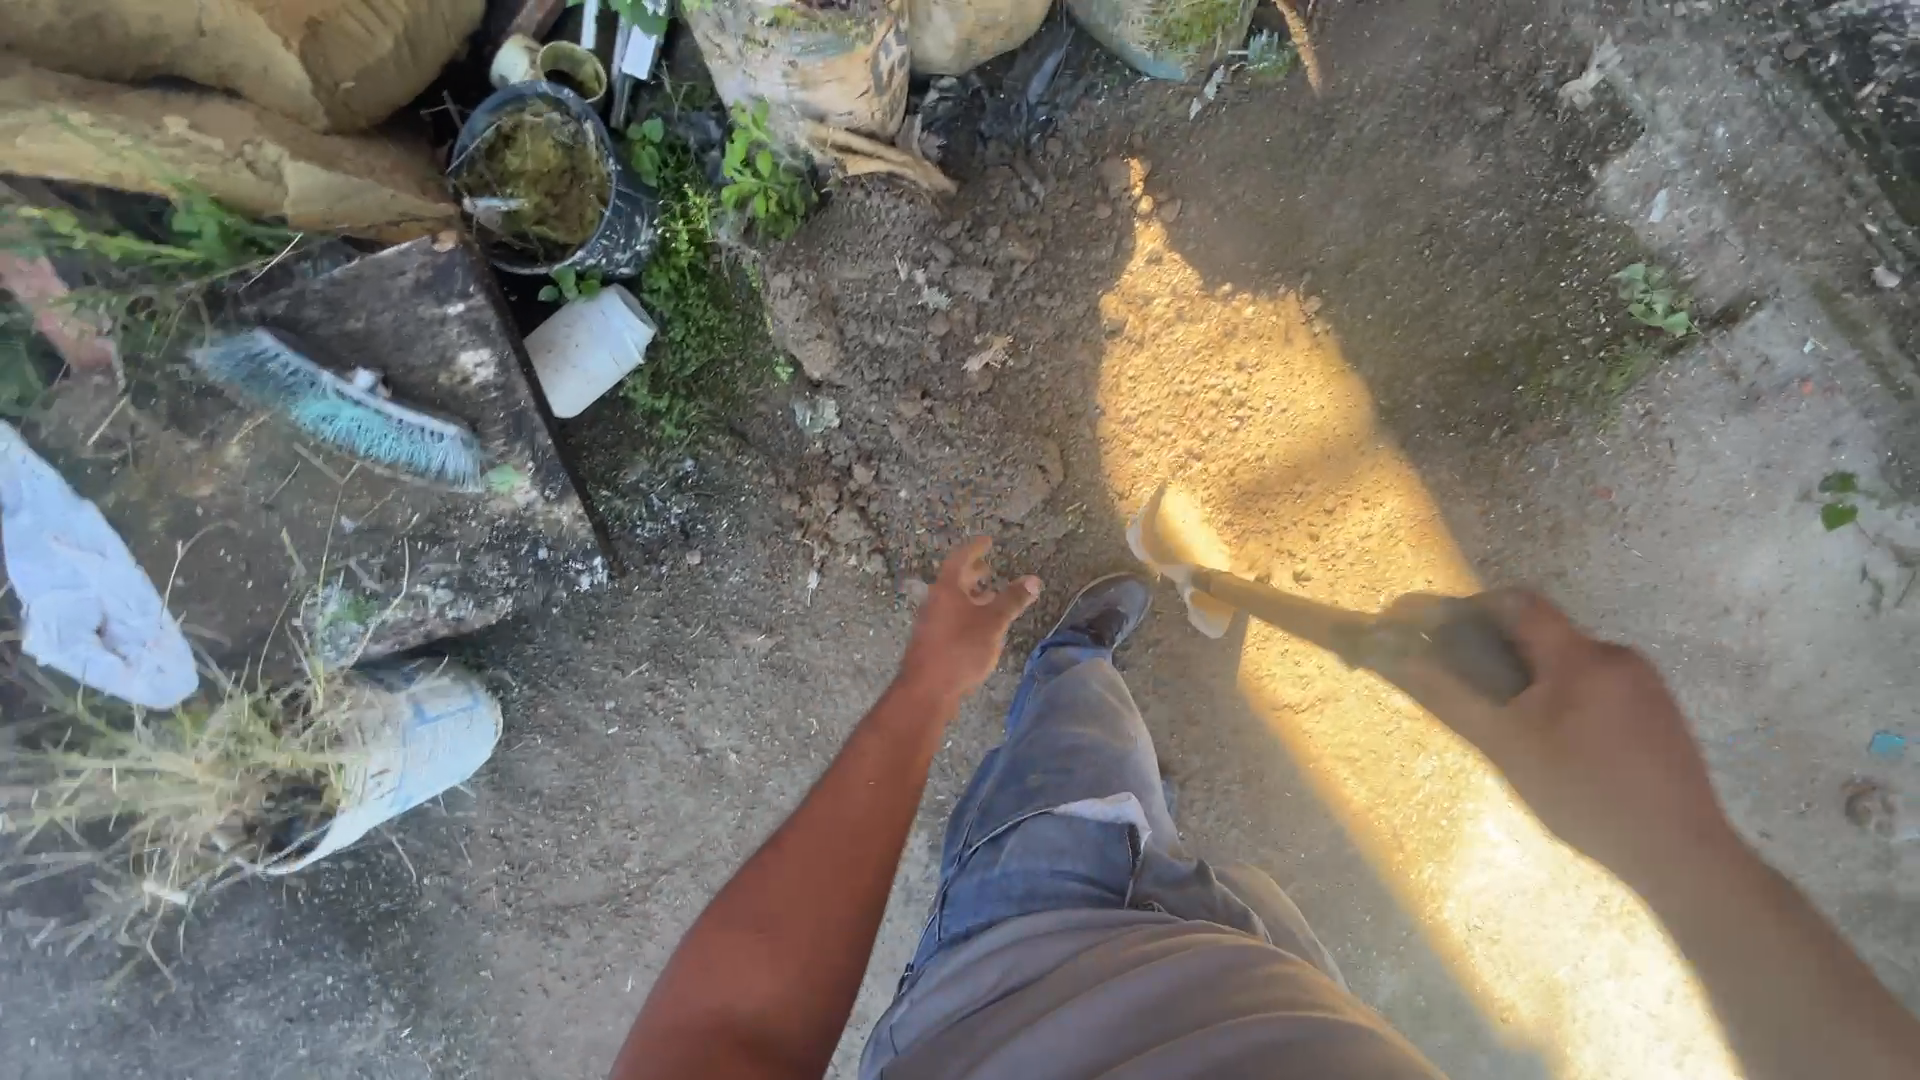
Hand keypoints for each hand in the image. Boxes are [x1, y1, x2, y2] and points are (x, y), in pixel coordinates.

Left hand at [896, 538, 1041, 705]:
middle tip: (989, 569)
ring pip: (952, 601)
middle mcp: (935, 601)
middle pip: (954, 580)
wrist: (927, 689)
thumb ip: (1012, 600)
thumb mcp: (993, 622)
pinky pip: (951, 618)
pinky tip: (980, 628)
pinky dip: (967, 614)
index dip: (975, 549)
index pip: (960, 559)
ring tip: (991, 597)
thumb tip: (1033, 579)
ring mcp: (931, 622)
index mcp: (946, 589)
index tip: (988, 542)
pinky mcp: (932, 641)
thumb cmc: (960, 649)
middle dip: (973, 574)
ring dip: (971, 596)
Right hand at [1390, 590, 1741, 892]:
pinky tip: (1548, 736)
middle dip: (1495, 649)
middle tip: (1464, 683)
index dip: (1471, 608)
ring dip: (1528, 674)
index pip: (1518, 603)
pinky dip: (1560, 693)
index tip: (1437, 633)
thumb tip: (1396, 660)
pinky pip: (1593, 682)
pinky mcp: (1657, 710)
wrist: (1681, 857)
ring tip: (1504, 717)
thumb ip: (1447, 695)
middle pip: (1541, 631)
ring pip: (1566, 659)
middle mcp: (1618, 656)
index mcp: (1582, 657)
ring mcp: (1645, 684)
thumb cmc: (1582, 794)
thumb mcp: (1502, 745)